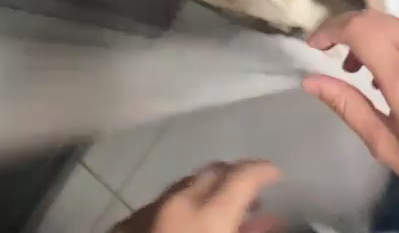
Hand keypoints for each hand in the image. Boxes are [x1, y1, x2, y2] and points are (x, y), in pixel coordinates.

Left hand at [111, 160, 282, 232]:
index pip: (243, 175)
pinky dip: (177, 213)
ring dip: (206, 195)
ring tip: (221, 217)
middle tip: (252, 199)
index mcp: (209, 216)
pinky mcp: (122, 229)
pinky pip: (157, 209)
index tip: (276, 175)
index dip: (263, 172)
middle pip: (213, 173)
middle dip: (235, 179)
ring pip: (183, 188)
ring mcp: (144, 215)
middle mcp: (176, 205)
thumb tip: (267, 223)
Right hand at [301, 11, 398, 232]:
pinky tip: (392, 76)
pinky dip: (394, 44)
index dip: (329, 30)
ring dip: (370, 35)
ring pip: (396, 25)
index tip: (312, 46)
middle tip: (329, 54)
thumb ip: (347, 106)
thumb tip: (310, 81)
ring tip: (358, 71)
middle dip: (346, 28)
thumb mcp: (385, 145)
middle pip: (374, 18)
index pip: (358, 29)